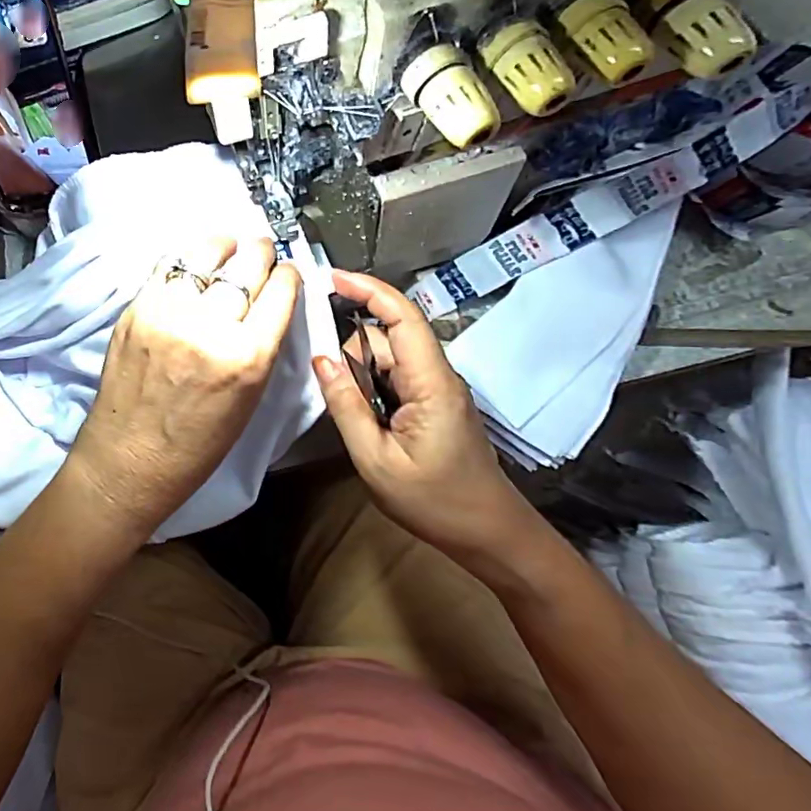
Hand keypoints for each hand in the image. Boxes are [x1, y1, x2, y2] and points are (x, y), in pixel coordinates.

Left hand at [66, 236, 302, 535]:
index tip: (287, 271)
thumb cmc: (198, 444)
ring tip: (228, 247)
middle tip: (262, 249)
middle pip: (246, 266)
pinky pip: (166, 266)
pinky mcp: (136, 310)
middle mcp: (209, 328)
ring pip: (204, 256)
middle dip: (260, 252)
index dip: (288, 275)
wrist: (130, 460)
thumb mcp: (250, 399)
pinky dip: (185, 259)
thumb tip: (268, 304)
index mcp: (247, 358)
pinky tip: (193, 263)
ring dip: (223, 247)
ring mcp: (168, 314)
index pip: (280, 292)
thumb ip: (262, 346)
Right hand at [313, 270, 549, 571]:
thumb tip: (321, 359)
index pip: (401, 317)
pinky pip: (395, 377)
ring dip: (360, 370)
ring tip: (345, 405)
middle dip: (351, 346)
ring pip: (388, 358)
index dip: (368, 290)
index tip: (331, 278)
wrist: (488, 532)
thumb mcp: (376, 460)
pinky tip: (360, 410)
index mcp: (431, 382)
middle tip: (325, 375)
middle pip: (388, 336)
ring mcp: (437, 389)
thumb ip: (347, 407)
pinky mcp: (433, 403)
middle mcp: (437, 375)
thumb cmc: (435, 502)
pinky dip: (371, 384)